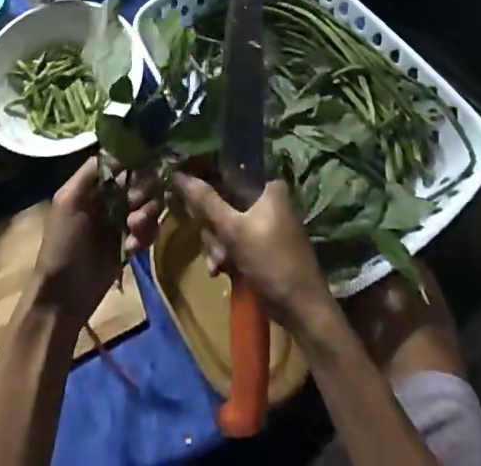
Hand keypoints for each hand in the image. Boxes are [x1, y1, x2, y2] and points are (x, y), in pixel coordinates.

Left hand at [30, 156, 162, 322]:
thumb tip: (118, 149)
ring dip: (146, 218)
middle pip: (138, 182)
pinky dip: (145, 237)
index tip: (147, 170)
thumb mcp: (69, 201)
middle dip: (143, 195)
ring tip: (133, 233)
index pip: (119, 162)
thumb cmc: (63, 244)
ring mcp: (120, 220)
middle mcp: (107, 197)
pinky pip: (149, 229)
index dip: (134, 163)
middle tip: (135, 214)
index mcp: (91, 184)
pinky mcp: (130, 242)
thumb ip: (91, 172)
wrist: (65, 296)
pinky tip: (133, 250)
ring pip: (147, 205)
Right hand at [170, 173, 328, 329]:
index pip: (227, 170)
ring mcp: (263, 222)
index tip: (185, 192)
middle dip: (211, 225)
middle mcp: (266, 199)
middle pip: (222, 198)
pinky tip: (220, 269)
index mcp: (267, 187)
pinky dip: (225, 252)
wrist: (302, 311)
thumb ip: (205, 201)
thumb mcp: (234, 230)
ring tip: (217, 262)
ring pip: (224, 221)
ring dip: (216, 243)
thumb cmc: (271, 262)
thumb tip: (177, 174)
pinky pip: (233, 238)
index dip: (203, 179)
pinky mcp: (260, 243)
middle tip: (208, 240)